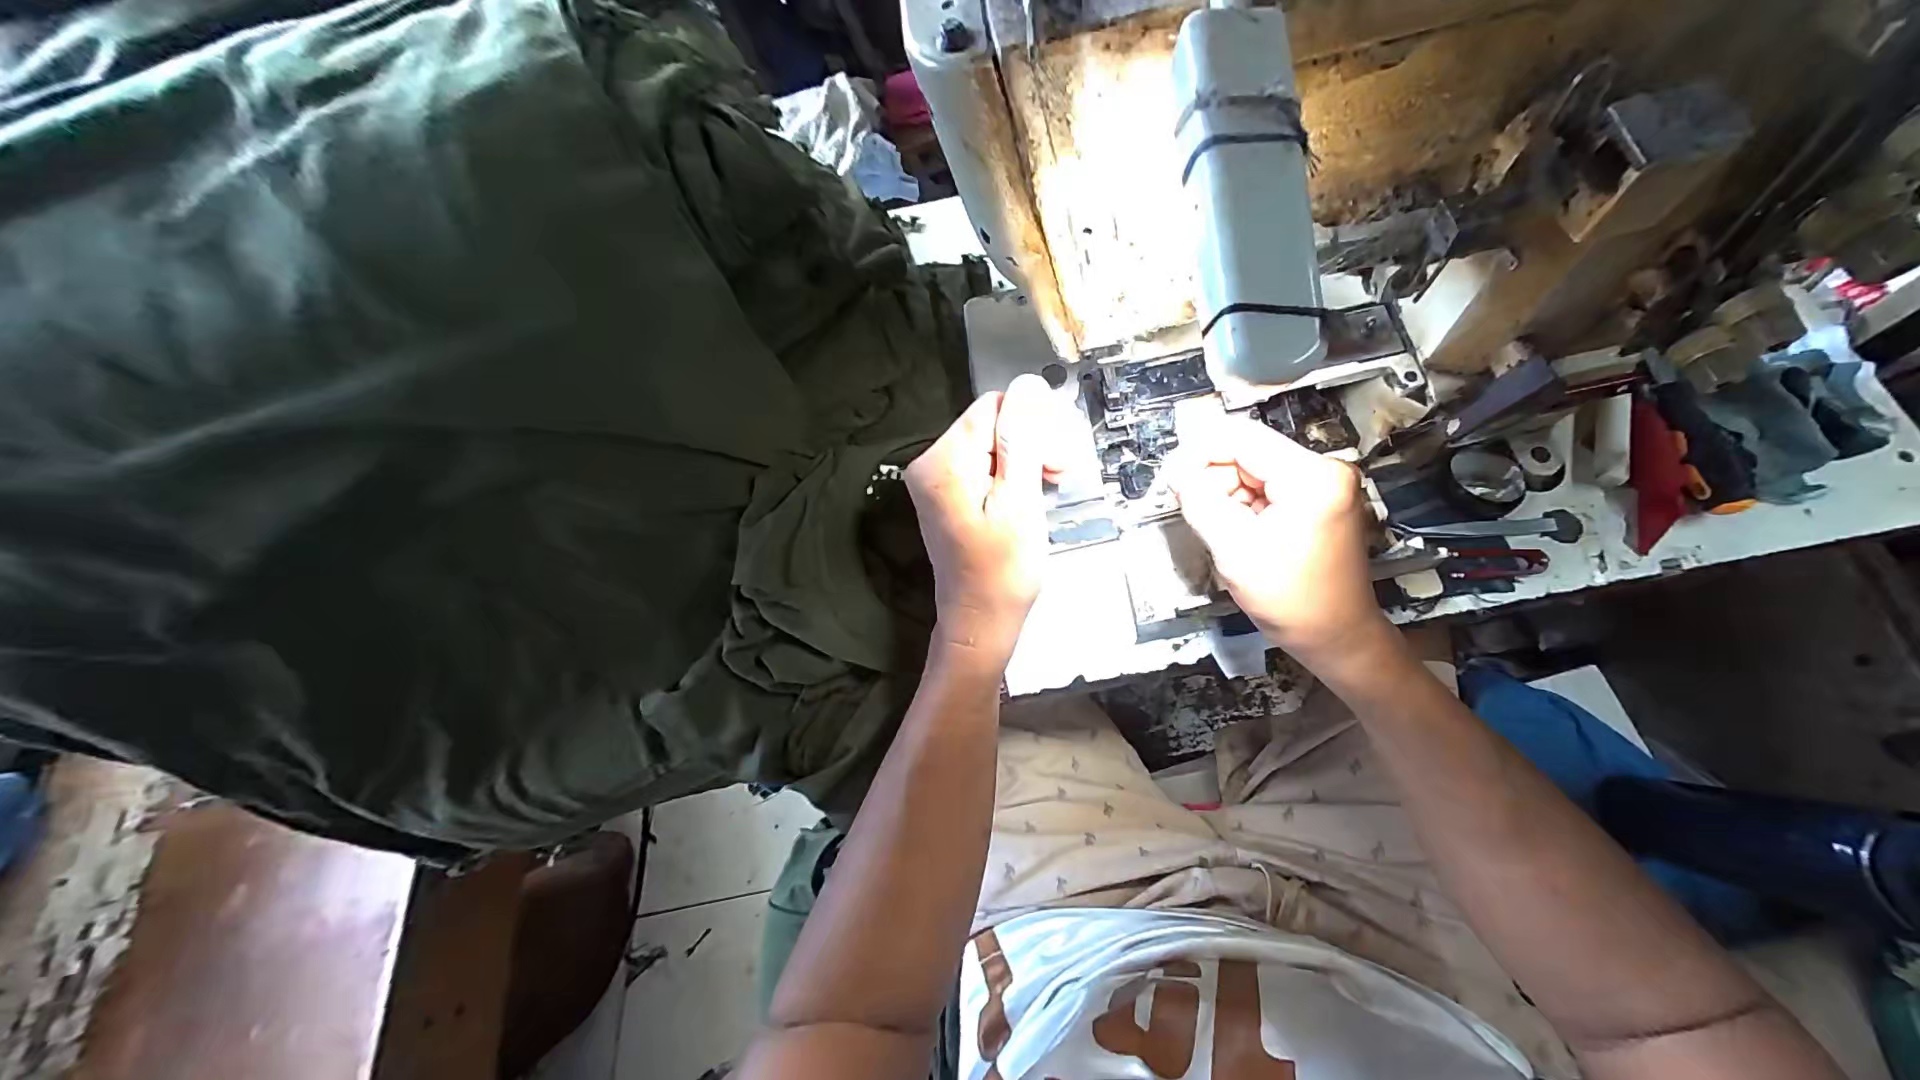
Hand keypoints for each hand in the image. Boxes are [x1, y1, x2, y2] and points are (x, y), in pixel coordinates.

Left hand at [905, 375, 1067, 667]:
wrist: (982, 620)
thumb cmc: (1002, 572)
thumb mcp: (1020, 501)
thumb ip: (1023, 440)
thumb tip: (1029, 387)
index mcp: (943, 462)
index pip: (996, 407)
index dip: (1035, 425)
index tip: (1058, 459)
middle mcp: (933, 465)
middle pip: (995, 422)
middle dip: (1035, 441)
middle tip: (1060, 474)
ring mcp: (941, 480)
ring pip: (997, 443)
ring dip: (1031, 459)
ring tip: (1050, 487)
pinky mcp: (953, 494)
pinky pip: (990, 465)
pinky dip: (1017, 474)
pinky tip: (1033, 494)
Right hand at [1167, 418, 1392, 668]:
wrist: (1336, 635)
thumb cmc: (1296, 602)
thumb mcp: (1233, 549)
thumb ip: (1199, 502)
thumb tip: (1175, 473)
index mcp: (1312, 477)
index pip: (1241, 439)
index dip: (1196, 454)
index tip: (1169, 475)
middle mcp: (1324, 471)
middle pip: (1246, 453)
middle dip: (1212, 480)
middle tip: (1192, 510)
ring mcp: (1322, 485)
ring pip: (1251, 471)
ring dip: (1225, 496)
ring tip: (1224, 532)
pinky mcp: (1315, 500)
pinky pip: (1264, 488)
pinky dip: (1242, 506)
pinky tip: (1239, 533)